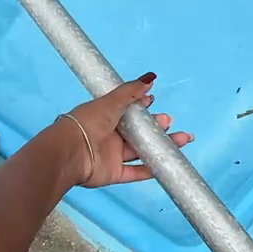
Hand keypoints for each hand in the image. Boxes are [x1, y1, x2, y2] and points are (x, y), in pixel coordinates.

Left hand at [55, 73, 192, 187]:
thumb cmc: (87, 123)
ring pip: (141, 152)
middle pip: (137, 132)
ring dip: (160, 146)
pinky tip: (166, 163)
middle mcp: (108, 136)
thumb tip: (150, 78)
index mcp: (104, 117)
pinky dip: (149, 170)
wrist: (70, 153)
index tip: (154, 102)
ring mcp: (110, 155)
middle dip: (155, 127)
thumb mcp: (110, 102)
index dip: (141, 107)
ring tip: (182, 140)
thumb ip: (130, 92)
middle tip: (168, 121)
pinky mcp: (112, 173)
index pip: (126, 111)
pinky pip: (134, 172)